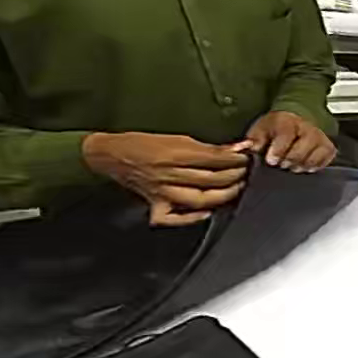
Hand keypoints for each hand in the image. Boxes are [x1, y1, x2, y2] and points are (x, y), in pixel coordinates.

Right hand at [82, 132, 248, 226]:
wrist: (109, 155)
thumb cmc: (145, 144)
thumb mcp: (179, 139)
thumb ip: (210, 147)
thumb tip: (240, 148)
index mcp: (173, 155)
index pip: (214, 160)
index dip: (237, 159)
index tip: (248, 157)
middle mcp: (167, 175)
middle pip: (211, 179)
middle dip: (236, 176)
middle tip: (247, 172)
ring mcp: (159, 192)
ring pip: (199, 199)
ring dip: (223, 196)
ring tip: (237, 189)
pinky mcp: (153, 204)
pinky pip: (171, 218)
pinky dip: (190, 218)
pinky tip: (207, 213)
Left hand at [244, 110, 336, 172]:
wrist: (297, 119)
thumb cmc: (277, 127)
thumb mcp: (260, 129)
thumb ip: (253, 140)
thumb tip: (244, 149)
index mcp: (288, 121)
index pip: (286, 136)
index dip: (278, 150)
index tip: (271, 161)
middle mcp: (308, 129)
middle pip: (303, 148)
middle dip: (290, 160)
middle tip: (281, 165)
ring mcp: (321, 138)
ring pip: (315, 156)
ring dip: (302, 165)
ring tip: (292, 167)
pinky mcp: (329, 147)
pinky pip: (325, 160)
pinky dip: (314, 166)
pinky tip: (304, 166)